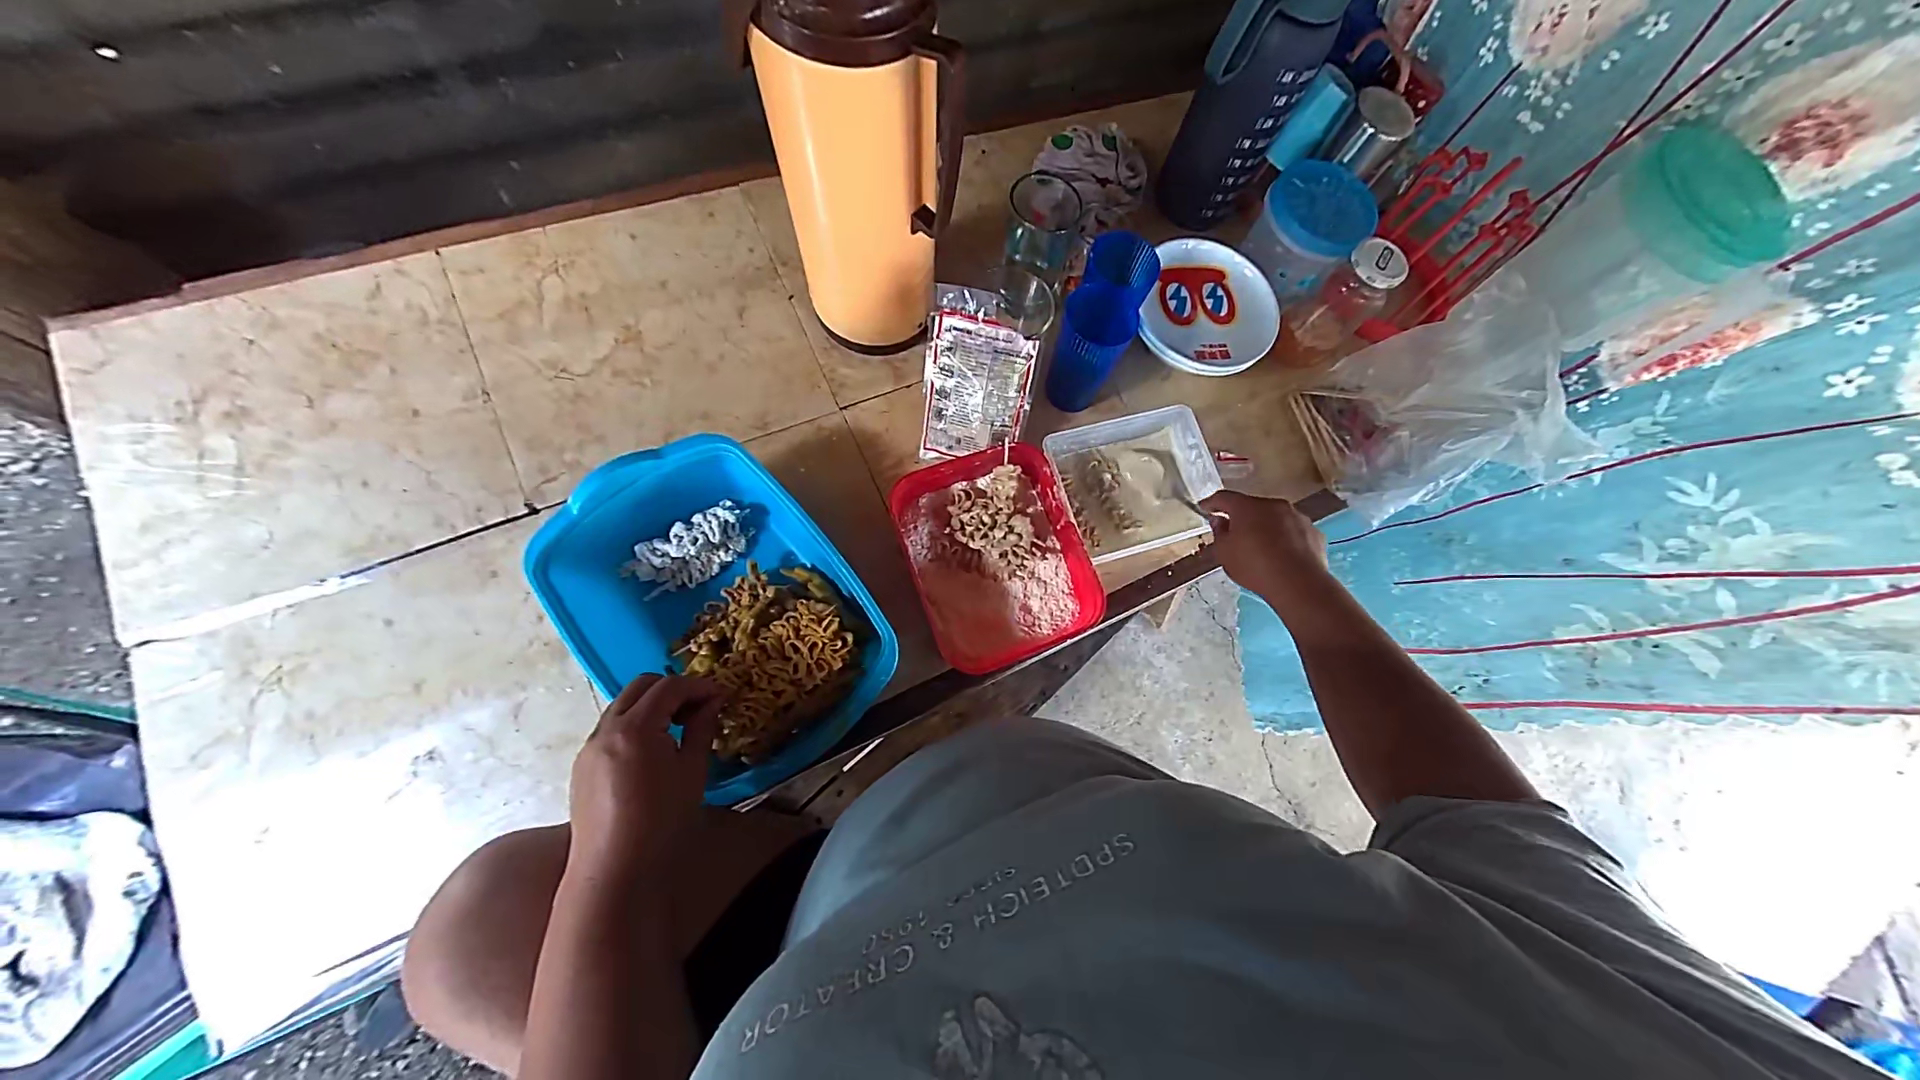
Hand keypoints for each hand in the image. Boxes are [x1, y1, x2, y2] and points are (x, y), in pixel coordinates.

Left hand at [567, 674, 723, 873]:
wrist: (614, 870)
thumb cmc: (662, 821)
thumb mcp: (692, 771)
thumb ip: (701, 728)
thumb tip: (712, 702)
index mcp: (635, 729)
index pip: (669, 687)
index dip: (699, 686)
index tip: (721, 695)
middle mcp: (606, 729)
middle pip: (641, 686)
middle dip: (673, 688)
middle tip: (700, 706)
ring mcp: (590, 746)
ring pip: (623, 705)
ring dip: (653, 704)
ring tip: (680, 727)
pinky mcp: (583, 764)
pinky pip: (611, 728)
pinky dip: (636, 723)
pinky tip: (655, 748)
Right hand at [1199, 490, 1328, 601]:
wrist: (1298, 583)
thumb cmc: (1254, 566)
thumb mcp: (1224, 553)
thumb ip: (1219, 533)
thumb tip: (1220, 522)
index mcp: (1247, 507)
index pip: (1224, 497)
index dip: (1212, 503)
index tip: (1205, 507)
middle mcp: (1273, 505)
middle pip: (1252, 507)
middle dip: (1242, 518)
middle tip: (1234, 534)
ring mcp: (1297, 517)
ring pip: (1275, 518)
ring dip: (1265, 528)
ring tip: (1261, 549)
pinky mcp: (1313, 532)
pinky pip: (1293, 532)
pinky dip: (1286, 540)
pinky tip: (1282, 556)